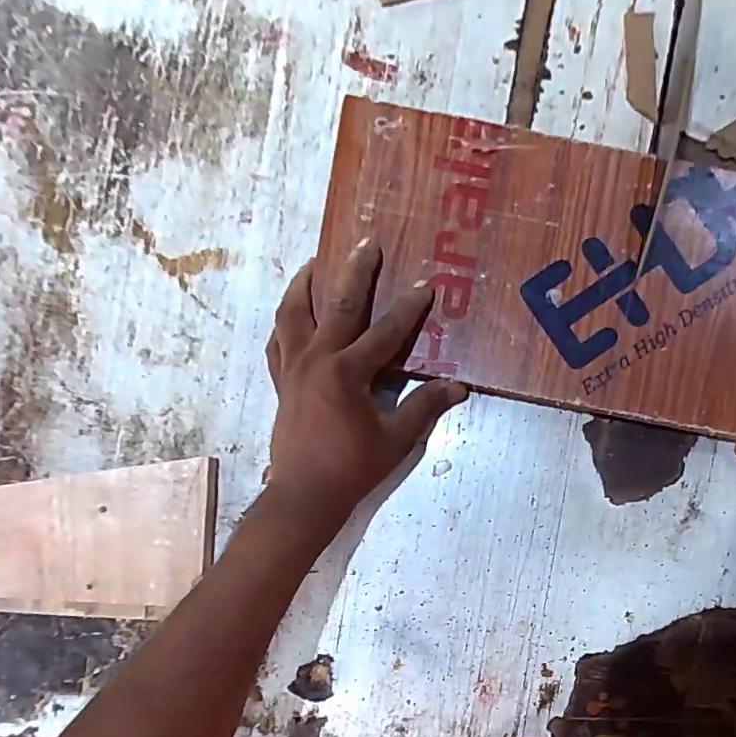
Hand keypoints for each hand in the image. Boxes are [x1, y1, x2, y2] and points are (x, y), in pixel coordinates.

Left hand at [261, 239, 467, 542]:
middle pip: (336, 307)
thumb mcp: (396, 439)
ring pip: (292, 315)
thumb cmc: (353, 467)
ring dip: (304, 285)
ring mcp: (292, 369)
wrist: (305, 494)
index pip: (384, 333)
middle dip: (354, 273)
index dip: (408, 309)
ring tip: (314, 263)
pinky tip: (292, 314)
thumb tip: (458, 388)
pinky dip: (285, 322)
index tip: (425, 285)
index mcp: (345, 373)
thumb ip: (425, 407)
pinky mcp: (281, 381)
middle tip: (365, 242)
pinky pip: (277, 341)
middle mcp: (315, 360)